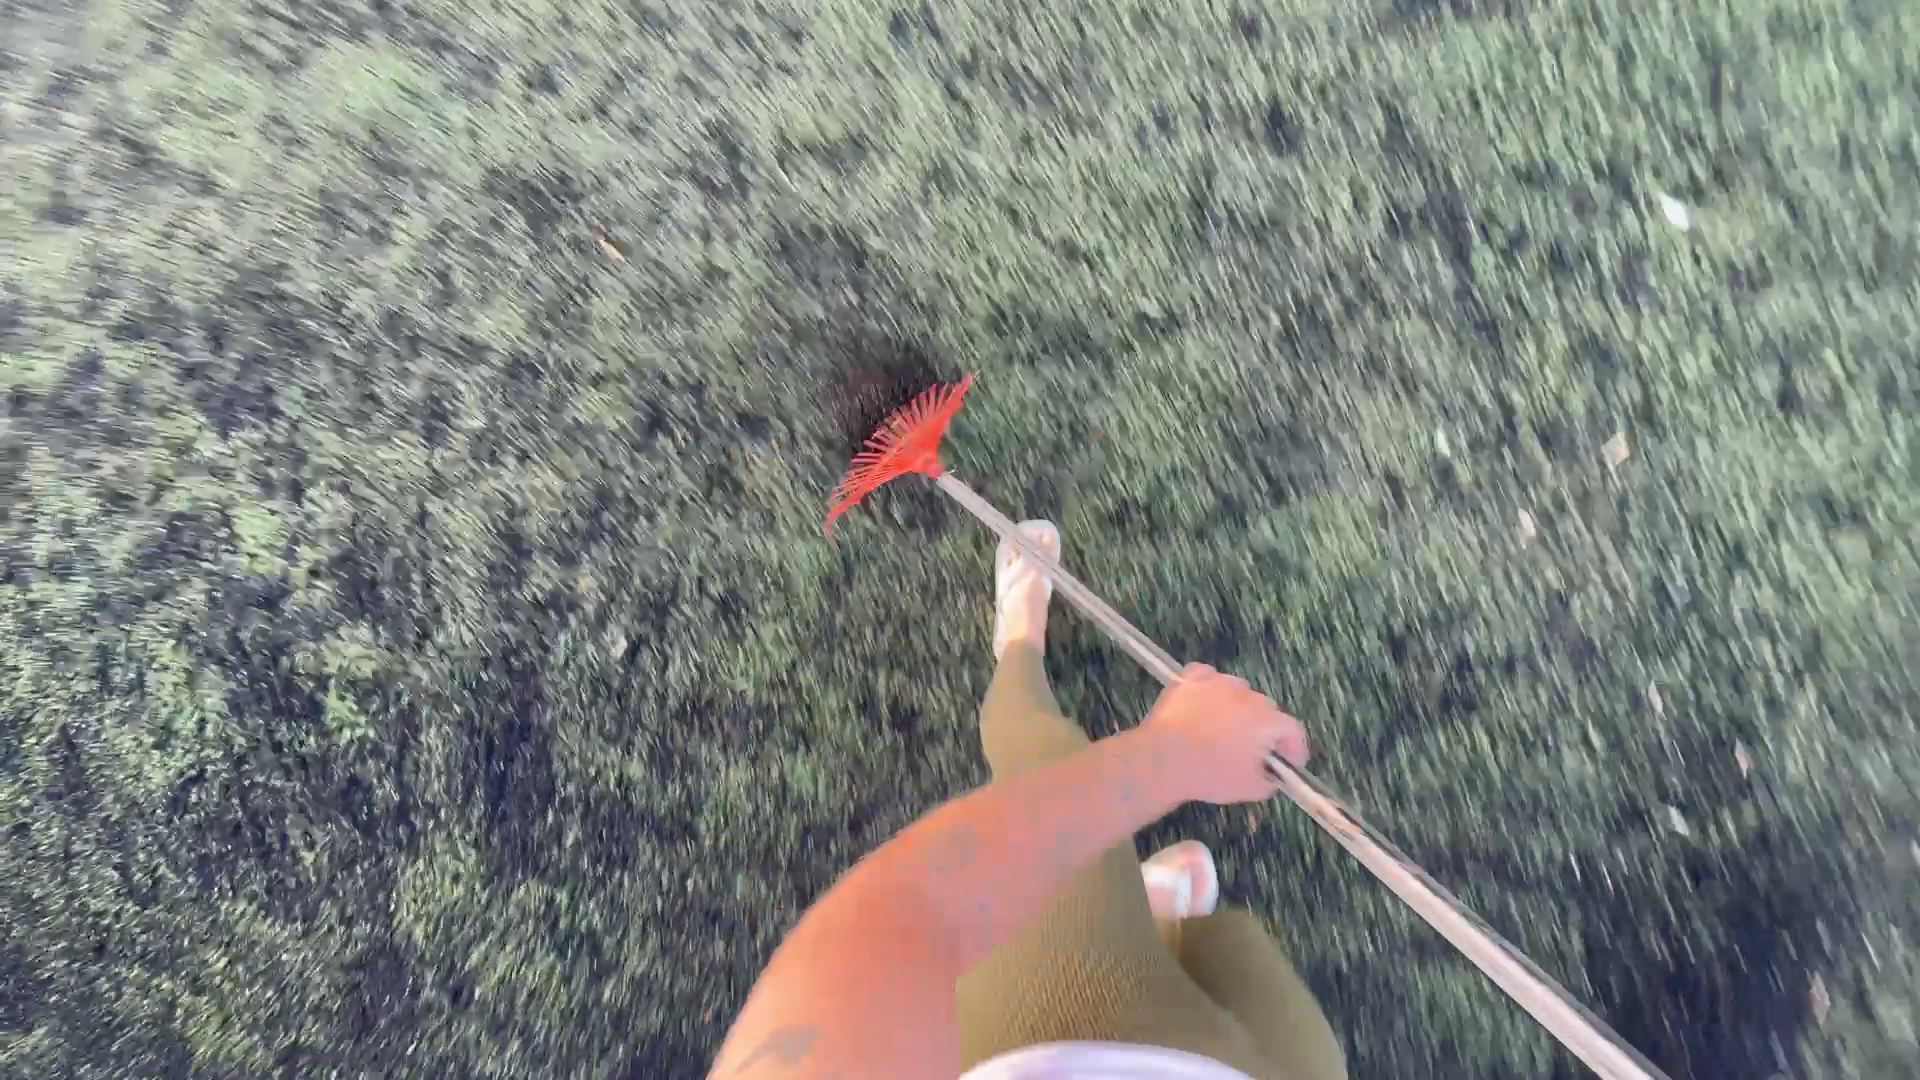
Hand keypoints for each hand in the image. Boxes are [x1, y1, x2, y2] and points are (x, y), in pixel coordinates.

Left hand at [1138, 664, 1309, 804]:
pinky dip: (1210, 689)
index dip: (1295, 749)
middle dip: (1265, 729)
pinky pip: (1208, 677)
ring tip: (1223, 728)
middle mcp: (1245, 694)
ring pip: (1238, 691)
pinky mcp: (1189, 677)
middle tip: (1253, 749)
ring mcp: (1216, 681)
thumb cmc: (1209, 773)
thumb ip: (1271, 780)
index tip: (1288, 764)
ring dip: (1238, 707)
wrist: (1162, 758)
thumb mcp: (1251, 789)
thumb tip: (1272, 774)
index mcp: (1266, 719)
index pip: (1293, 730)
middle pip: (1266, 709)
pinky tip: (1204, 703)